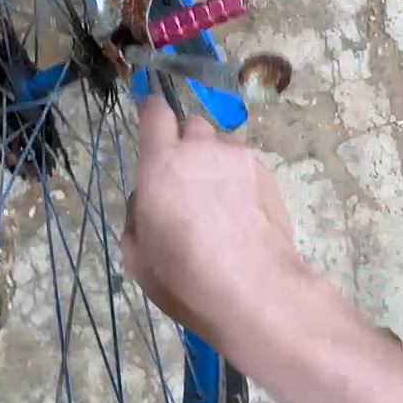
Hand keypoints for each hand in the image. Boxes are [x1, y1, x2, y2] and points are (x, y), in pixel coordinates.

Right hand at [123, 98, 307, 349]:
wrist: (254, 290)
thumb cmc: (186, 277)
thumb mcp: (137, 255)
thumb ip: (137, 212)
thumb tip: (149, 197)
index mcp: (162, 163)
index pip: (155, 112)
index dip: (151, 112)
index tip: (150, 121)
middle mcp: (201, 148)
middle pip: (190, 125)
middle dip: (184, 143)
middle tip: (184, 179)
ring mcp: (238, 157)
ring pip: (220, 142)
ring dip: (213, 158)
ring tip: (217, 197)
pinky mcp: (266, 172)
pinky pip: (243, 161)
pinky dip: (237, 176)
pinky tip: (240, 210)